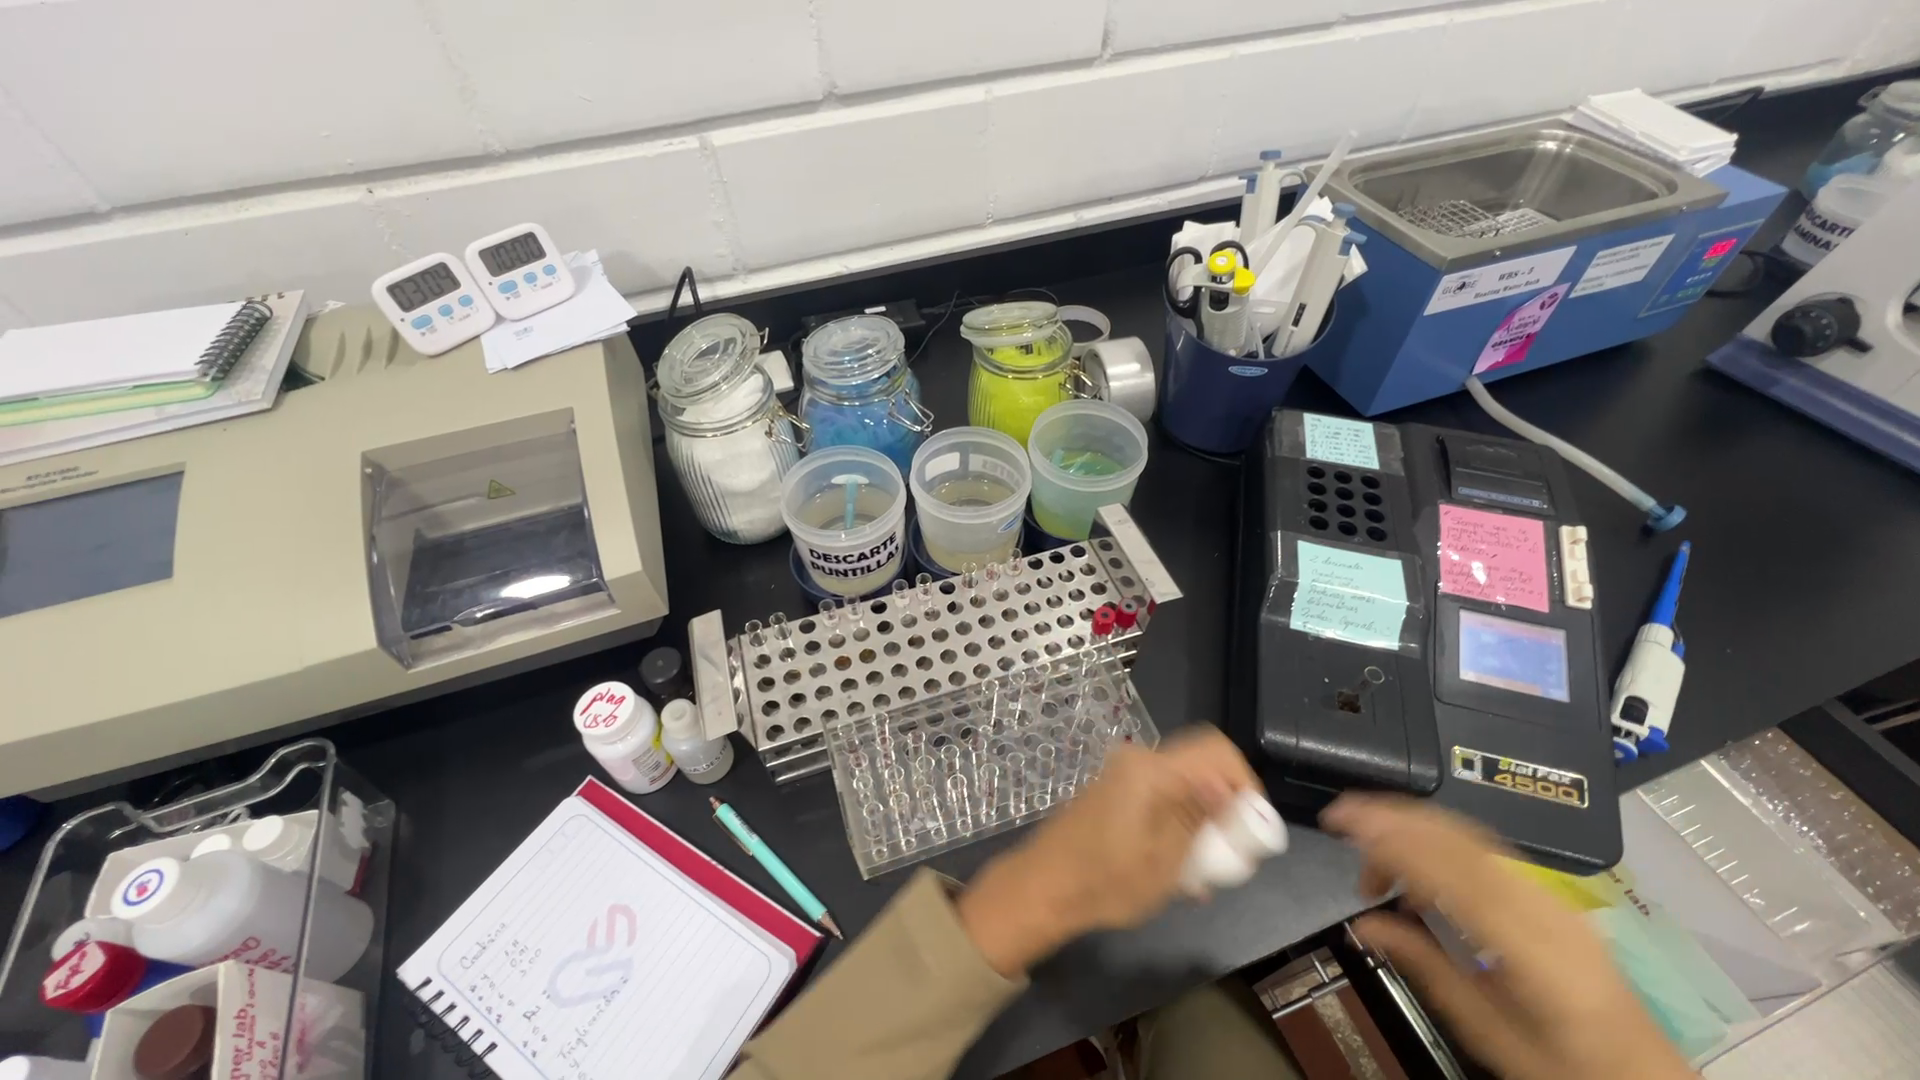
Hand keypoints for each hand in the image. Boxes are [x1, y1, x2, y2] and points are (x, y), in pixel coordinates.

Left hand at [957, 728, 1256, 974]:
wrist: (1041, 889)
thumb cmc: (1106, 880)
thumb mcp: (1166, 859)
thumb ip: (1201, 817)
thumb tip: (1229, 788)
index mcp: (1152, 770)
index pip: (1216, 750)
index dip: (1243, 781)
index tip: (1251, 823)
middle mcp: (1136, 762)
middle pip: (1198, 765)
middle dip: (1223, 803)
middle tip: (1233, 847)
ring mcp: (1119, 776)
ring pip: (1178, 784)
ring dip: (1199, 818)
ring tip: (1207, 868)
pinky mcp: (1109, 794)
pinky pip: (1156, 796)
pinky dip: (1175, 822)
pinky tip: (1178, 868)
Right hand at [1321, 794, 1697, 1079]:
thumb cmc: (1567, 1069)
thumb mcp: (1491, 1034)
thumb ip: (1428, 970)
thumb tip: (1365, 924)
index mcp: (1531, 946)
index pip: (1450, 870)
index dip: (1392, 838)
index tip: (1342, 825)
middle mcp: (1544, 907)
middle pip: (1459, 838)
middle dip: (1394, 818)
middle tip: (1340, 822)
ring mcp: (1552, 897)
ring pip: (1472, 836)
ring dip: (1413, 825)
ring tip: (1366, 840)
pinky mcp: (1551, 898)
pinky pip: (1486, 851)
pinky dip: (1439, 839)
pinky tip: (1414, 861)